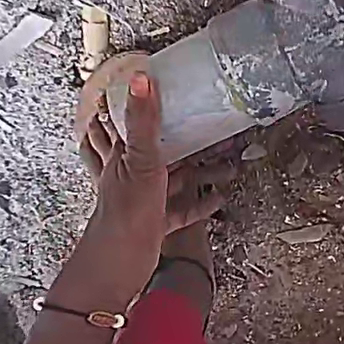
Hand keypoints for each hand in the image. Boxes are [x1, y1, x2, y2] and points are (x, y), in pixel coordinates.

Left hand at [71, 72, 230, 301]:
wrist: (121, 265)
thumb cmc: (126, 213)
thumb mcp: (139, 160)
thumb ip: (143, 122)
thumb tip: (142, 78)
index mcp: (122, 157)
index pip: (123, 124)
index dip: (132, 106)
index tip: (148, 88)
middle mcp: (131, 175)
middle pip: (152, 150)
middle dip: (173, 138)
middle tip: (197, 123)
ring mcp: (145, 200)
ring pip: (172, 178)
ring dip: (196, 170)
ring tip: (222, 159)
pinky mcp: (158, 223)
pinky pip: (182, 208)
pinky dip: (200, 202)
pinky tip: (218, 197)